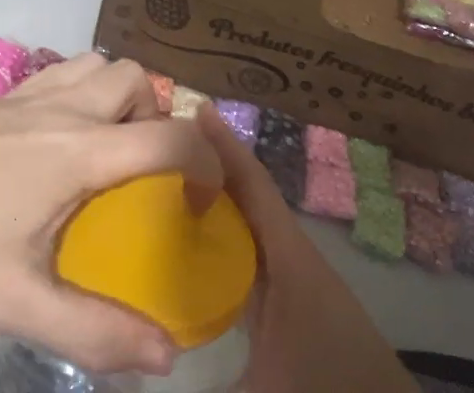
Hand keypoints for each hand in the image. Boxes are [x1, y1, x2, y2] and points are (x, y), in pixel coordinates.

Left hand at [0, 54, 222, 375]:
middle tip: (147, 172)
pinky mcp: (1, 91)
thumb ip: (93, 332)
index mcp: (82, 151)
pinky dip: (83, 89)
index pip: (172, 138)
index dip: (206, 165)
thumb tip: (165, 356)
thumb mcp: (19, 301)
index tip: (199, 203)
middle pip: (139, 81)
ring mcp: (30, 92)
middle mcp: (65, 108)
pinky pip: (63, 70)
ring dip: (121, 97)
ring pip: (101, 64)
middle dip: (160, 120)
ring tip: (110, 147)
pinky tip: (59, 134)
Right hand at [191, 106, 420, 392]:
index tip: (198, 109)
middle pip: (251, 197)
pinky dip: (225, 233)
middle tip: (163, 143)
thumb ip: (203, 372)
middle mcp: (294, 256)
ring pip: (252, 224)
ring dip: (218, 198)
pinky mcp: (293, 300)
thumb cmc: (328, 384)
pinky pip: (252, 251)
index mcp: (291, 259)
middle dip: (212, 166)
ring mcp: (295, 277)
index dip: (228, 148)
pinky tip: (195, 242)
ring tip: (168, 181)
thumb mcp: (266, 387)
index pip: (257, 188)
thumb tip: (145, 360)